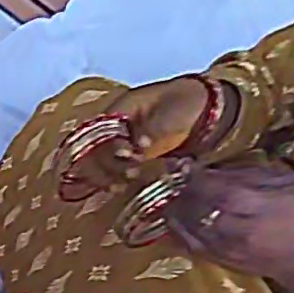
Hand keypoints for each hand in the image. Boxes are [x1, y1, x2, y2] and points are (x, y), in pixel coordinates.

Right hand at [65, 77, 210, 196]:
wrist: (200, 109)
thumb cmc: (185, 103)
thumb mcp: (173, 111)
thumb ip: (154, 128)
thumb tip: (139, 147)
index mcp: (120, 109)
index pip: (100, 130)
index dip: (108, 145)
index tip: (128, 155)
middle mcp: (112, 127)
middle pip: (93, 150)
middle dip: (106, 165)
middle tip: (128, 174)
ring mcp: (116, 143)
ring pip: (96, 163)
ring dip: (106, 176)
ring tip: (122, 185)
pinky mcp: (122, 158)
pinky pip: (107, 171)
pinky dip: (110, 180)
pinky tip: (120, 188)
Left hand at [162, 161, 293, 291]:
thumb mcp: (289, 183)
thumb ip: (252, 175)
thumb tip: (219, 168)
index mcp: (250, 204)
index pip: (210, 187)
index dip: (191, 176)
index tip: (180, 163)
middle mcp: (229, 228)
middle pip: (192, 208)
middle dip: (178, 191)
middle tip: (169, 177)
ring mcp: (221, 248)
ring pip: (186, 227)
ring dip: (174, 210)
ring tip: (169, 195)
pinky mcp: (218, 262)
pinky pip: (189, 244)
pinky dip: (178, 230)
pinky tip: (175, 219)